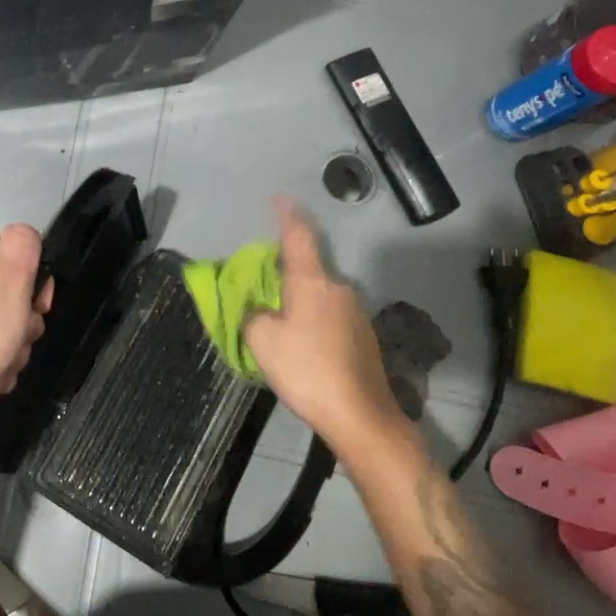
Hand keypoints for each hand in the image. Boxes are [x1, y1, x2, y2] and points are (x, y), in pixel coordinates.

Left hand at [0, 224, 53, 424]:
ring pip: (8, 323)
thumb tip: (25, 235)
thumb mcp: (12, 278)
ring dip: (15, 345)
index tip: (37, 304)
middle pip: (14, 291)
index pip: (18, 253)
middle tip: (17, 334)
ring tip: (3, 357)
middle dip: (24, 320)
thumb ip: (24, 244)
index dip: (34, 280)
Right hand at [244, 199, 404, 455]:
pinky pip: (329, 316)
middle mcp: (338, 288)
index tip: (280, 199)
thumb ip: (251, 314)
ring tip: (277, 325)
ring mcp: (355, 312)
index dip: (287, 215)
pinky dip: (311, 321)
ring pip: (318, 295)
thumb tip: (255, 306)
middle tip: (259, 288)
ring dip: (298, 302)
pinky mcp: (364, 336)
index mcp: (312, 281)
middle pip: (307, 269)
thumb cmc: (307, 371)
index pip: (298, 236)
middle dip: (283, 273)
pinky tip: (301, 346)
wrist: (361, 416)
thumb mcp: (262, 341)